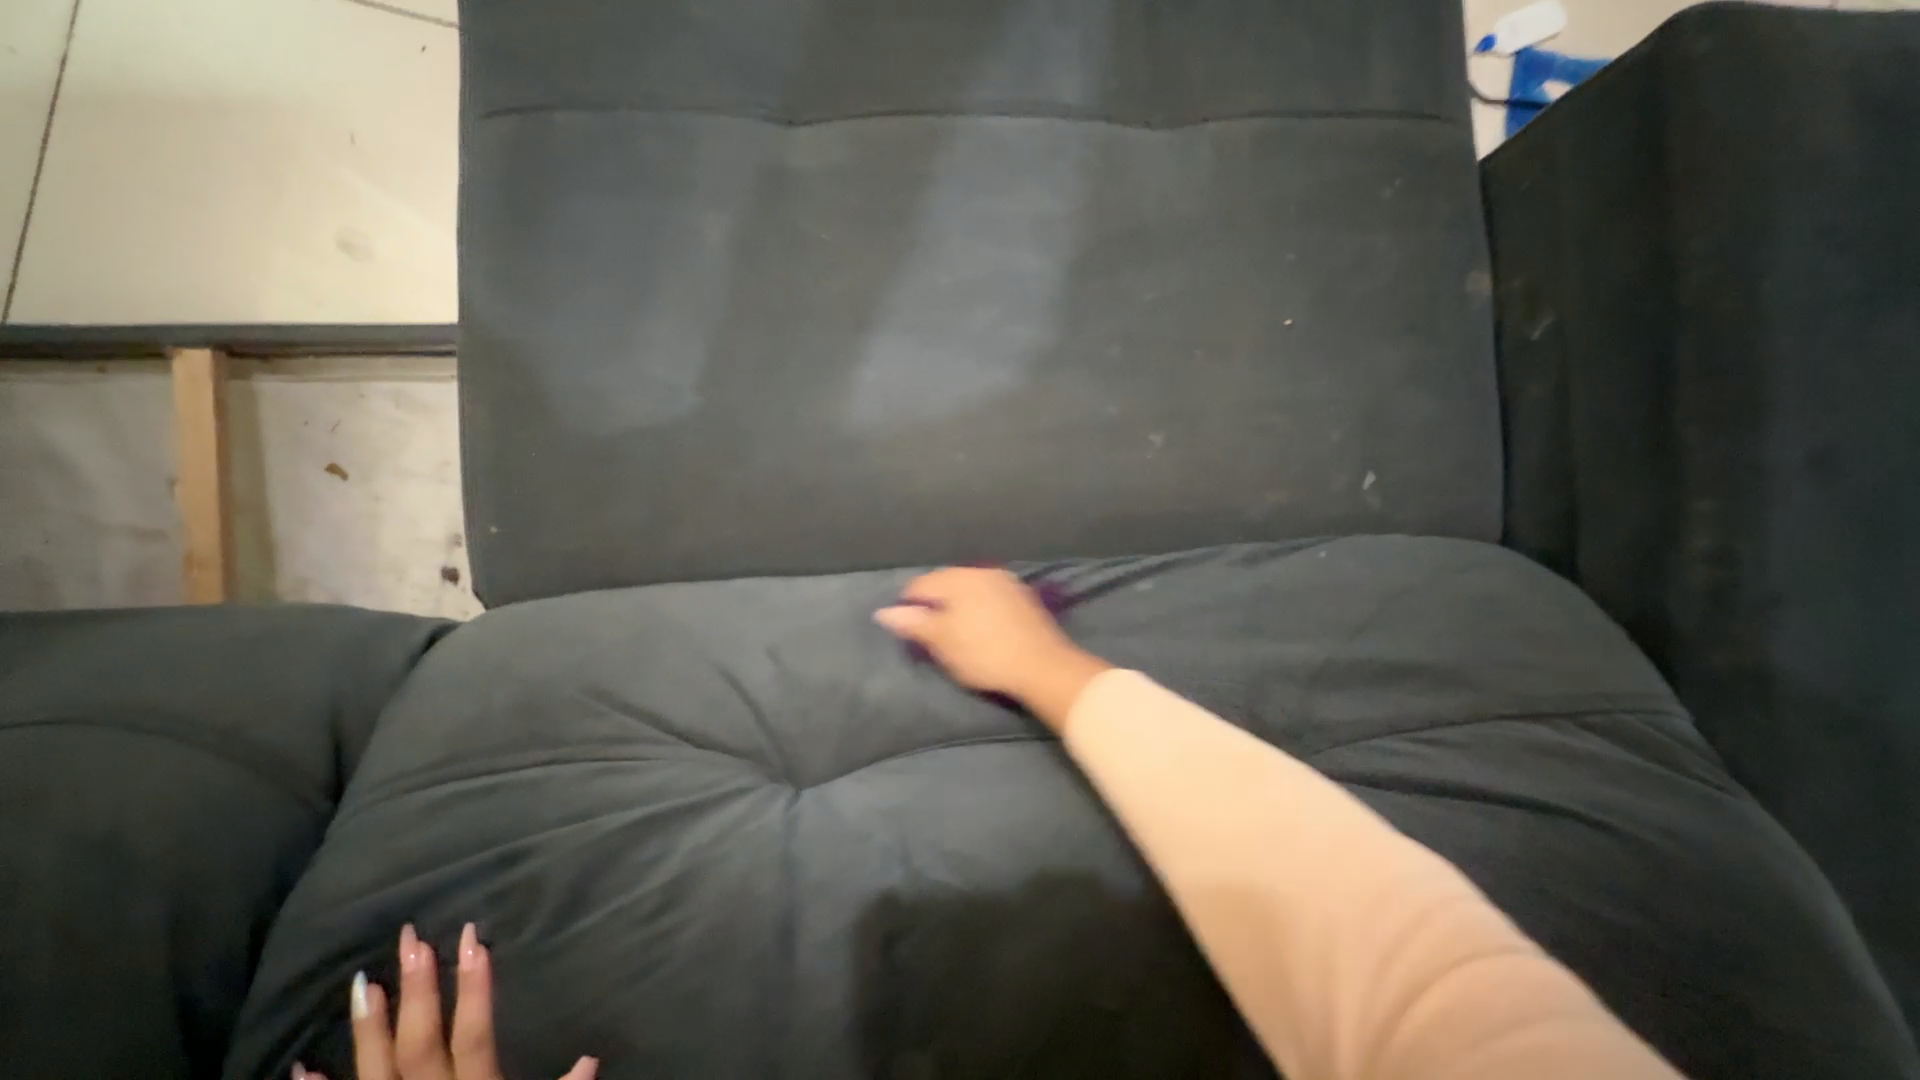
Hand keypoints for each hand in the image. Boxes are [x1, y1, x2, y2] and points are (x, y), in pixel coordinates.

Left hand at [292, 923, 595, 1079]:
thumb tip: (591, 1058)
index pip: (474, 1033)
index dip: (474, 986)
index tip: (473, 939)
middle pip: (421, 1042)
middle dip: (418, 990)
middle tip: (411, 939)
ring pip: (375, 1070)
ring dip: (367, 1026)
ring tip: (361, 979)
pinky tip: (299, 1065)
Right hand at [875, 567, 1111, 731]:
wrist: (1044, 667)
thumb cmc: (985, 654)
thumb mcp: (943, 642)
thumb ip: (914, 623)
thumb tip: (884, 611)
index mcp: (959, 578)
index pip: (920, 585)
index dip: (908, 607)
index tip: (909, 633)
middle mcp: (983, 571)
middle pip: (945, 584)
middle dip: (934, 605)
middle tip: (930, 636)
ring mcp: (1007, 583)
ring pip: (969, 590)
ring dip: (958, 607)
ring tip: (955, 635)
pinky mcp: (1024, 599)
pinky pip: (990, 599)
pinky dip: (979, 611)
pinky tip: (982, 631)